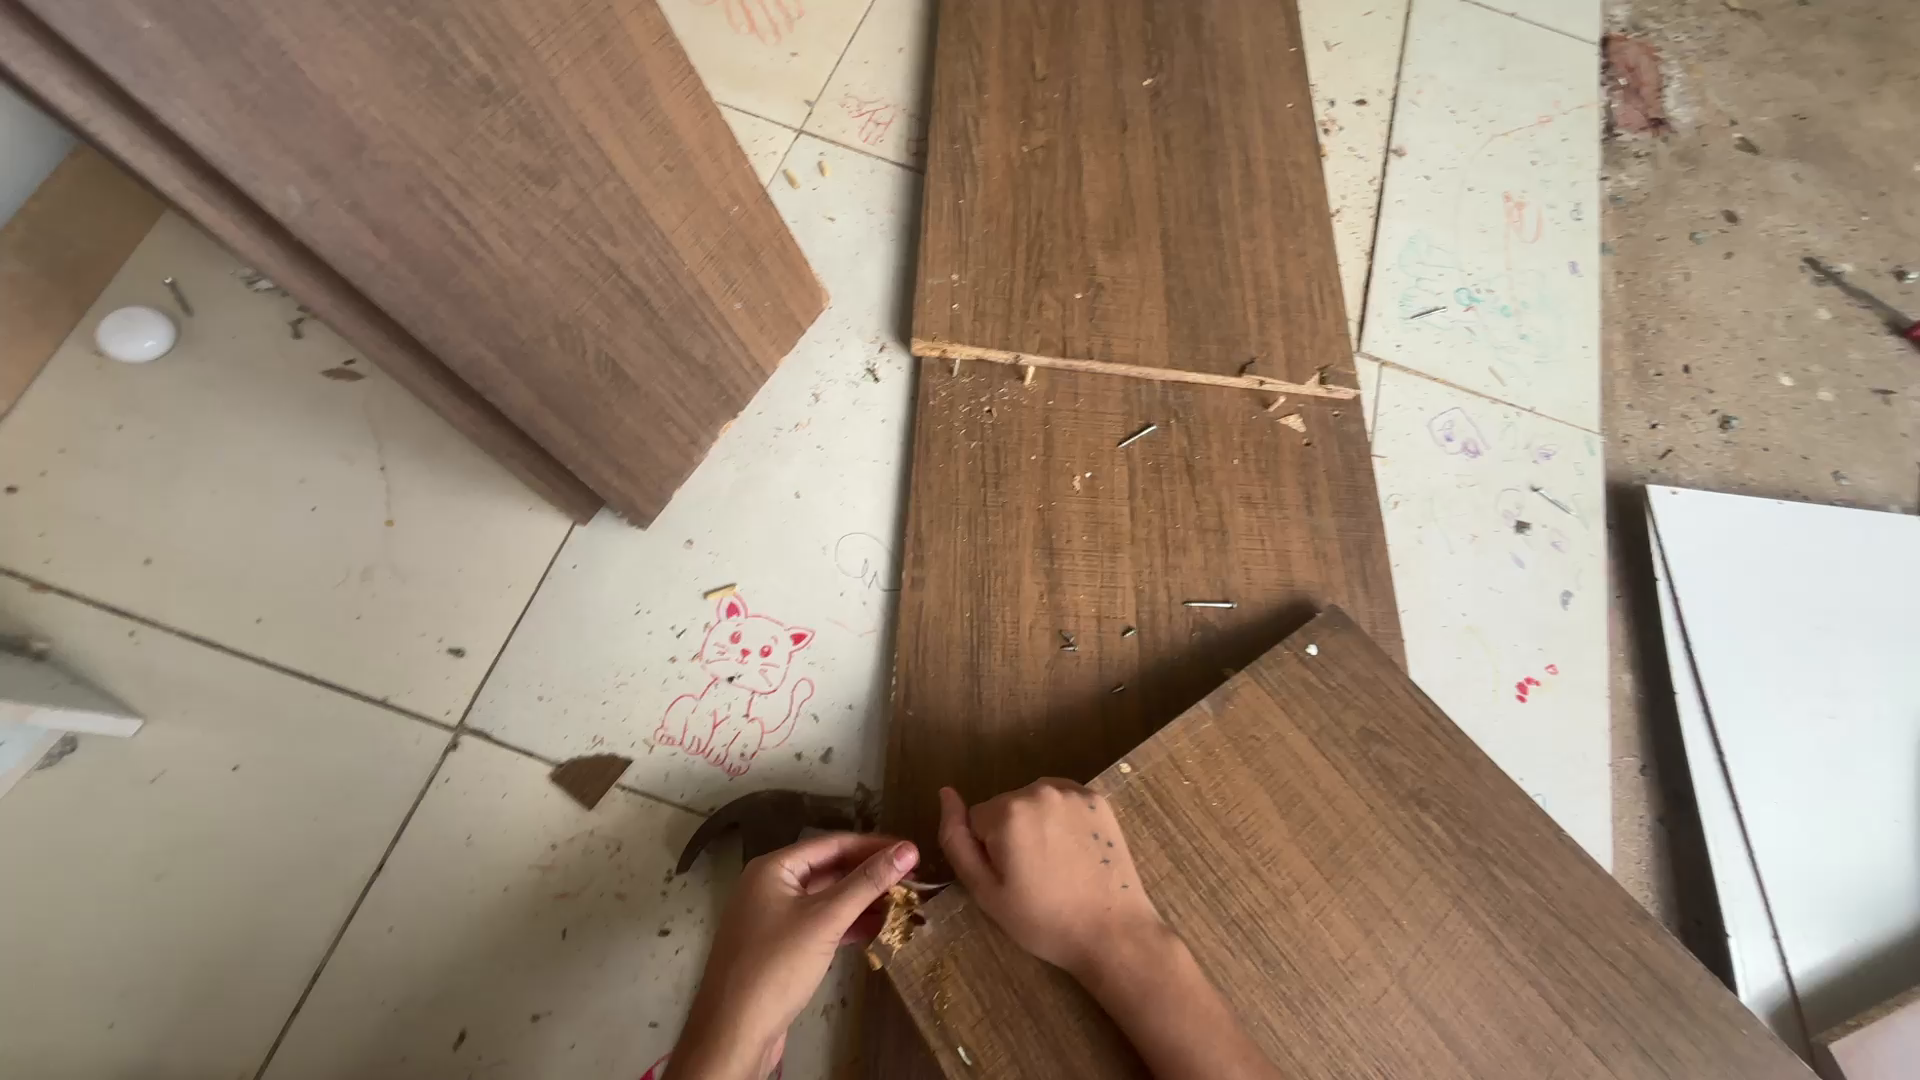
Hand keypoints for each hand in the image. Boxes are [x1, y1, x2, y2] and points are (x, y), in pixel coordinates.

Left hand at [673, 833, 918, 1078]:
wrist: (732, 1036)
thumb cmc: (776, 967)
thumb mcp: (826, 919)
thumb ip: (867, 883)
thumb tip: (908, 850)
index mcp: (774, 868)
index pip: (833, 844)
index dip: (874, 845)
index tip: (910, 851)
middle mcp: (771, 885)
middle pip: (830, 869)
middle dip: (870, 875)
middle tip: (911, 878)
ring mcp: (774, 918)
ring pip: (827, 898)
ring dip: (862, 901)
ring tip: (902, 903)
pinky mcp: (780, 947)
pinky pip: (820, 923)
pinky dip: (847, 924)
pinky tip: (878, 928)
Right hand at [938, 780, 1163, 977]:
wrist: (1112, 932)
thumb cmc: (1042, 920)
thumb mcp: (985, 891)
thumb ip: (956, 839)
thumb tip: (945, 793)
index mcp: (1007, 811)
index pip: (976, 821)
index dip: (988, 852)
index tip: (1011, 878)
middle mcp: (1038, 789)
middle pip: (1005, 808)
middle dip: (1011, 834)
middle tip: (1034, 875)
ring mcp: (1071, 791)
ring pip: (1032, 801)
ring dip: (1036, 823)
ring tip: (1056, 864)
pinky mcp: (1096, 797)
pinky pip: (1061, 799)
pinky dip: (1061, 818)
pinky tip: (1074, 850)